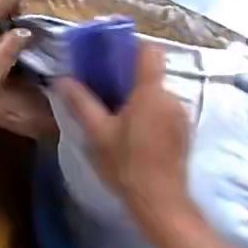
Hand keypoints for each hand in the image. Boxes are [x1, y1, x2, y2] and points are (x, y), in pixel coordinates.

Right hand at [58, 46, 197, 237]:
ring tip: (120, 118)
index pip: (149, 50)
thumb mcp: (98, 134)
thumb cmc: (127, 165)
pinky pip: (167, 111)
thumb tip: (62, 79)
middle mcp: (171, 96)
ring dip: (141, 100)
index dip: (132, 46)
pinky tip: (137, 135)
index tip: (112, 54)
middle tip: (107, 92)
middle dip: (130, 79)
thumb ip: (81, 102)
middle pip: (152, 74)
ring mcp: (182, 114)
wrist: (161, 202)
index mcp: (150, 91)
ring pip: (159, 94)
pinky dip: (152, 115)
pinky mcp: (185, 131)